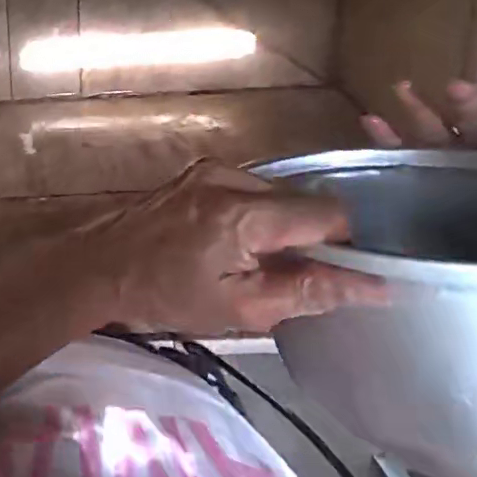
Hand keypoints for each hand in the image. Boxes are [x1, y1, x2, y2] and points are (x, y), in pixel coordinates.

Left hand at [70, 160, 386, 334]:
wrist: (102, 263)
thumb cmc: (166, 293)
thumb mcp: (241, 307)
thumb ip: (308, 290)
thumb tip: (374, 285)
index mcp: (243, 211)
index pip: (327, 213)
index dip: (349, 244)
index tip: (352, 274)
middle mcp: (230, 177)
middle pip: (302, 200)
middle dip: (313, 238)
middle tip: (298, 277)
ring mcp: (210, 169)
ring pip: (276, 194)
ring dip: (283, 226)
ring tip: (263, 265)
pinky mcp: (198, 172)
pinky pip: (249, 189)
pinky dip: (258, 215)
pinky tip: (240, 245)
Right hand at [361, 80, 476, 162]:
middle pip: (476, 125)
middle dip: (467, 106)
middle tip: (458, 90)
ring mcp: (444, 162)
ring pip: (432, 131)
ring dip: (419, 109)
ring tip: (402, 89)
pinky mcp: (414, 176)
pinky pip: (397, 153)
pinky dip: (384, 137)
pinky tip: (370, 122)